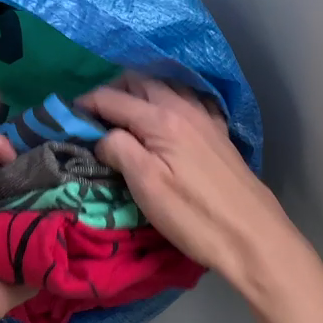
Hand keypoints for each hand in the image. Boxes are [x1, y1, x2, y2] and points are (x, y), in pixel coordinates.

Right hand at [80, 75, 307, 292]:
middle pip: (139, 82)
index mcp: (161, 119)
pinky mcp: (219, 134)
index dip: (85, 104)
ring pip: (165, 87)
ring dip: (140, 92)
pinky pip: (188, 100)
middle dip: (112, 91)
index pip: (112, 98)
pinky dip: (168, 100)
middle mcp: (184, 109)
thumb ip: (118, 149)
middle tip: (93, 116)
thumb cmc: (195, 217)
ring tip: (124, 115)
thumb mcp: (146, 186)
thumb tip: (102, 136)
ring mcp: (205, 119)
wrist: (256, 240)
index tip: (65, 117)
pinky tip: (165, 118)